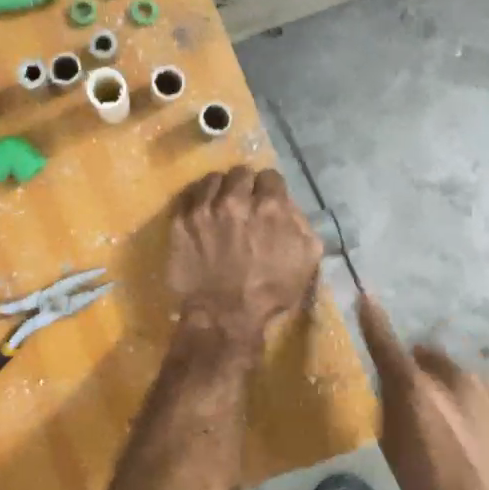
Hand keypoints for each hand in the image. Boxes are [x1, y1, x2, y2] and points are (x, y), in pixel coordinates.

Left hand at [165, 166, 321, 353]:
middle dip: (245, 185)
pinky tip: (201, 213)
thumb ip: (301, 224)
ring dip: (219, 189)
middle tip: (244, 201)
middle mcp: (235, 199)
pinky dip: (197, 201)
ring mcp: (204, 208)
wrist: (225, 316)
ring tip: (220, 205)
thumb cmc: (270, 292)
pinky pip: (188, 196)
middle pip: (240, 173)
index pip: (270, 176)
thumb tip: (289, 206)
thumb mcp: (307, 259)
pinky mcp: (181, 221)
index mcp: (269, 206)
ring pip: (212, 179)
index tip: (266, 199)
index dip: (270, 188)